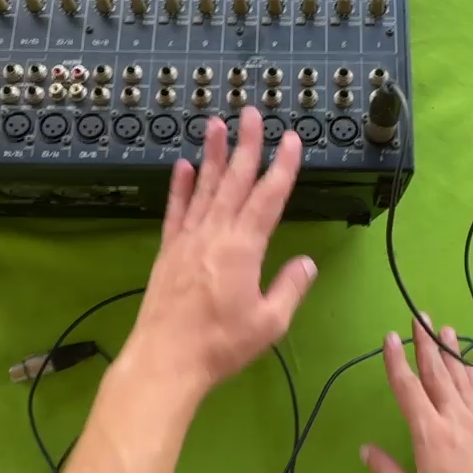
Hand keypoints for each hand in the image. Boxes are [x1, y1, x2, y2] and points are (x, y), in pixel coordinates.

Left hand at [124, 107, 316, 396]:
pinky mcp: (168, 251)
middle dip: (247, 146)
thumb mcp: (270, 323)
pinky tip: (183, 167)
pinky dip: (180, 188)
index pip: (269, 199)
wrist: (165, 360)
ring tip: (217, 124)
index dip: (282, 167)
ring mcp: (187, 240)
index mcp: (244, 249)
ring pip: (204, 189)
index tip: (292, 139)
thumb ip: (290, 288)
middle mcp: (215, 235)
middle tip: (252, 113)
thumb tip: (307, 262)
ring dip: (213, 156)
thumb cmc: (221, 345)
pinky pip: (176, 212)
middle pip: (235, 183)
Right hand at [362, 318, 472, 472]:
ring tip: (442, 327)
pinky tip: (467, 364)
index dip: (397, 361)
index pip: (408, 388)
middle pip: (436, 372)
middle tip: (418, 315)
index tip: (390, 337)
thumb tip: (365, 449)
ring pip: (460, 377)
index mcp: (430, 435)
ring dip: (449, 351)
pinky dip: (471, 374)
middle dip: (425, 342)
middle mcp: (455, 419)